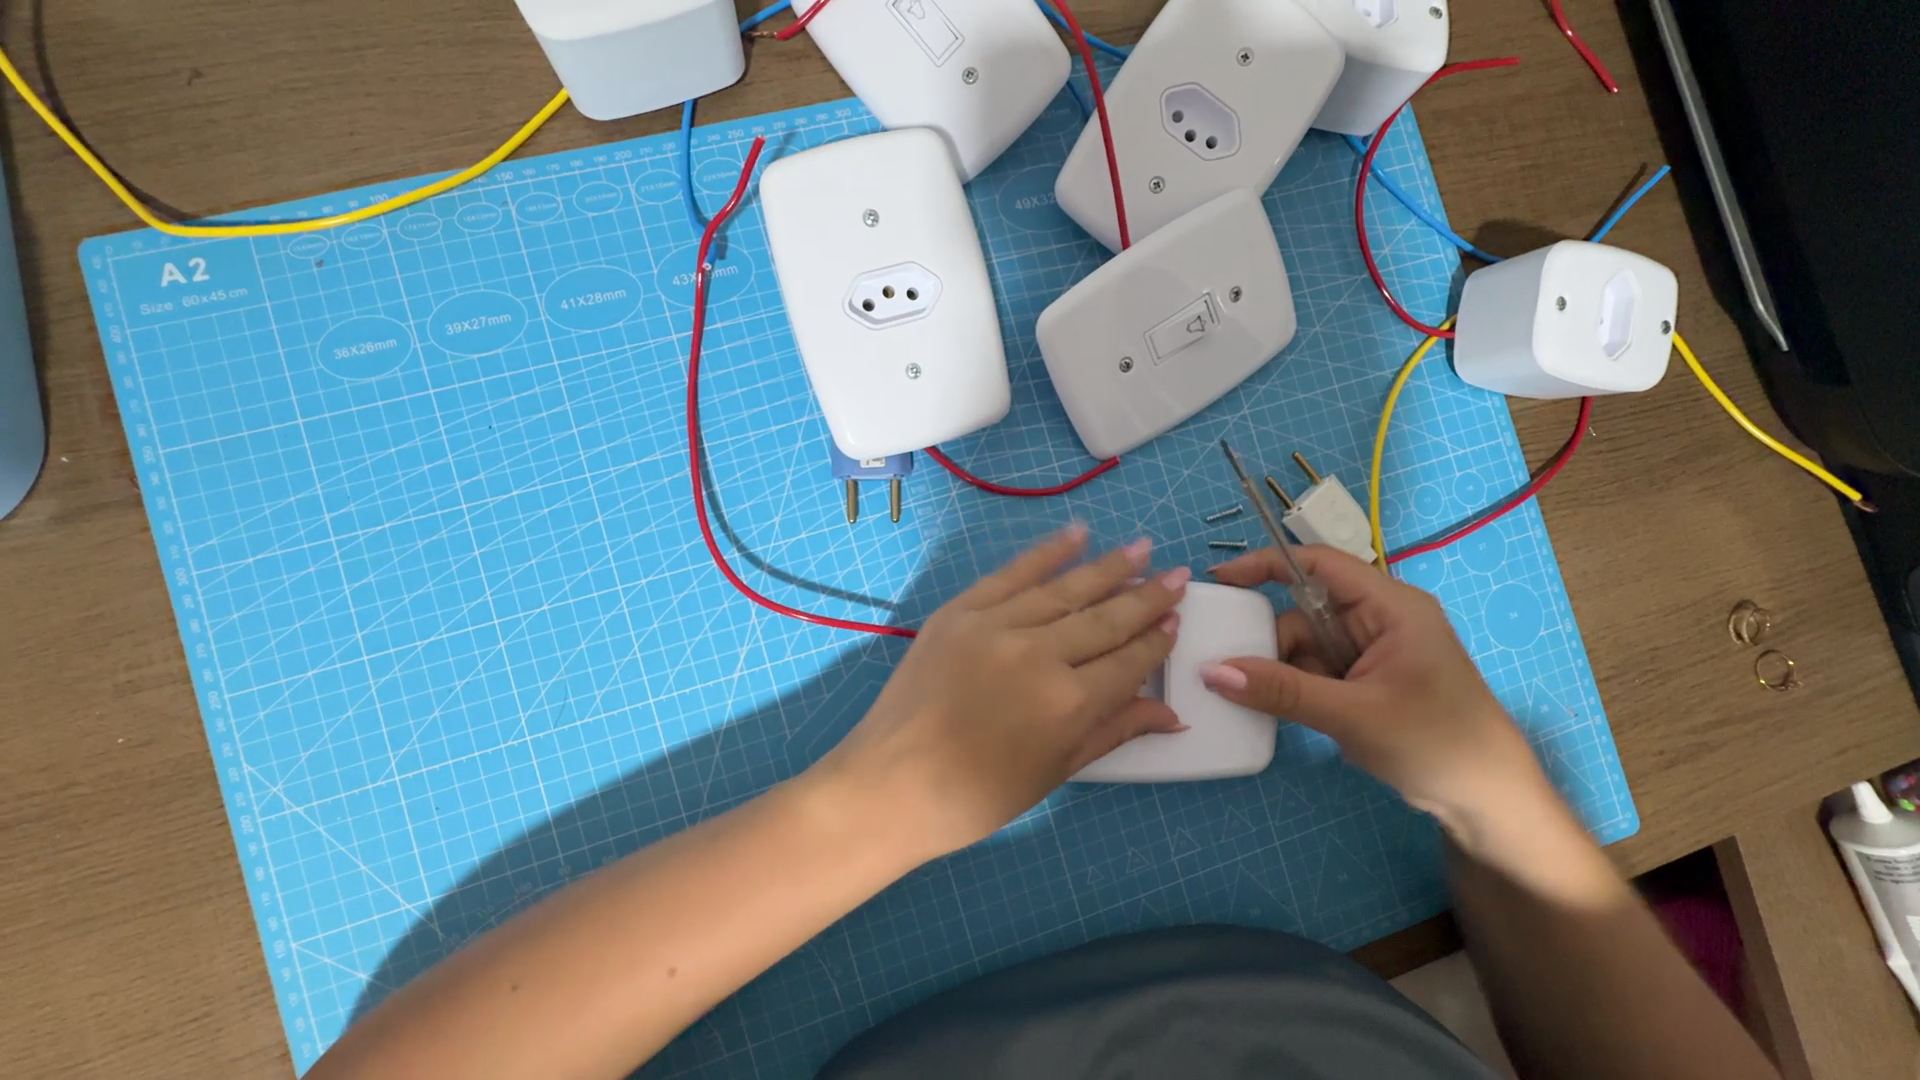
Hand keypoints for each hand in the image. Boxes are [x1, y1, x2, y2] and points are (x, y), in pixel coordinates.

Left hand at [812, 525, 1189, 862]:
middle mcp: (1038, 654)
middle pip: (1104, 618)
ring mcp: (995, 626)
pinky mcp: (959, 612)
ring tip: (1142, 548)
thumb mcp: (1055, 772)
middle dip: (1147, 597)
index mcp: (1067, 702)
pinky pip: (1011, 574)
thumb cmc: (977, 796)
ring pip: (1064, 589)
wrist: (890, 784)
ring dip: (1108, 567)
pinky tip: (1076, 535)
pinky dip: (1045, 552)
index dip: (1155, 641)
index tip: (1177, 619)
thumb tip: (1172, 714)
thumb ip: (1113, 731)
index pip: (1127, 661)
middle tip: (1179, 574)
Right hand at [1200, 545, 1553, 842]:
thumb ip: (1281, 690)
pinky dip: (1290, 686)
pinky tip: (1273, 708)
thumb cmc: (1436, 744)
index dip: (1265, 565)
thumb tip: (1212, 671)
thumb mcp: (1352, 715)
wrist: (1487, 802)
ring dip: (1277, 670)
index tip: (1219, 582)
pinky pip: (1312, 670)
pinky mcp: (1363, 681)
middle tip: (1227, 665)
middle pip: (1303, 610)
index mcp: (1390, 606)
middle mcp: (1377, 620)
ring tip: (1252, 699)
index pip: (1318, 564)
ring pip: (1302, 644)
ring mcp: (1370, 652)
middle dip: (1267, 637)